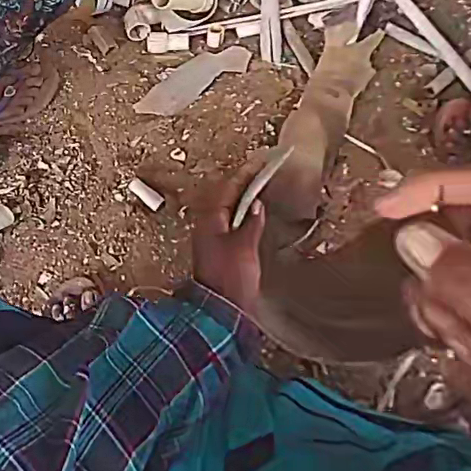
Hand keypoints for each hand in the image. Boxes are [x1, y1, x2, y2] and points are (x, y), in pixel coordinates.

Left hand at [191, 165, 268, 317]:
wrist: (221, 309)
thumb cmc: (231, 277)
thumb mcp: (244, 247)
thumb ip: (251, 223)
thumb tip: (256, 204)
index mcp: (210, 219)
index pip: (229, 188)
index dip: (245, 174)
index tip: (261, 160)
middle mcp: (208, 225)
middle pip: (227, 196)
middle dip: (244, 182)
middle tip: (262, 168)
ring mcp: (212, 237)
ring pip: (229, 208)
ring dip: (244, 196)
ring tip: (261, 184)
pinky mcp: (219, 248)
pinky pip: (231, 221)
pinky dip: (244, 213)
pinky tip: (254, 213)